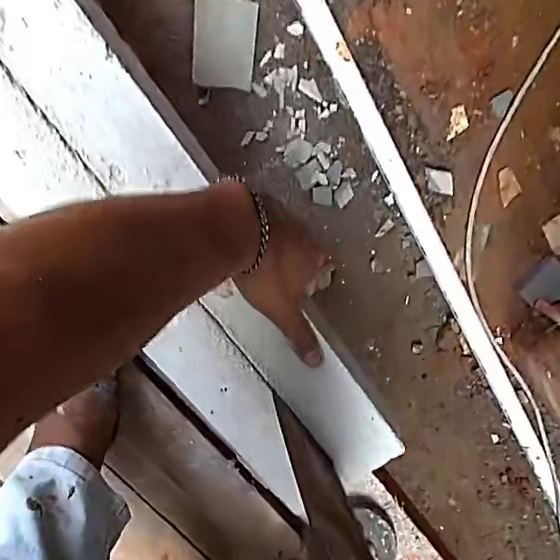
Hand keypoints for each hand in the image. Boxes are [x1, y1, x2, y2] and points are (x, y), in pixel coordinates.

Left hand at [230, 188, 329, 366]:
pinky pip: (257, 215)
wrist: (235, 229)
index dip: (317, 274)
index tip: (310, 280)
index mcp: (313, 257)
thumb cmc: (263, 268)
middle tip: (284, 267)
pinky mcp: (252, 202)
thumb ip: (298, 333)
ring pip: (281, 229)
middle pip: (304, 245)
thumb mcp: (282, 309)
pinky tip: (241, 233)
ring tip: (261, 250)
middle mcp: (301, 232)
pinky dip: (252, 224)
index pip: (323, 266)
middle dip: (296, 255)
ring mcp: (277, 213)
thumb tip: (315, 358)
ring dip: (274, 239)